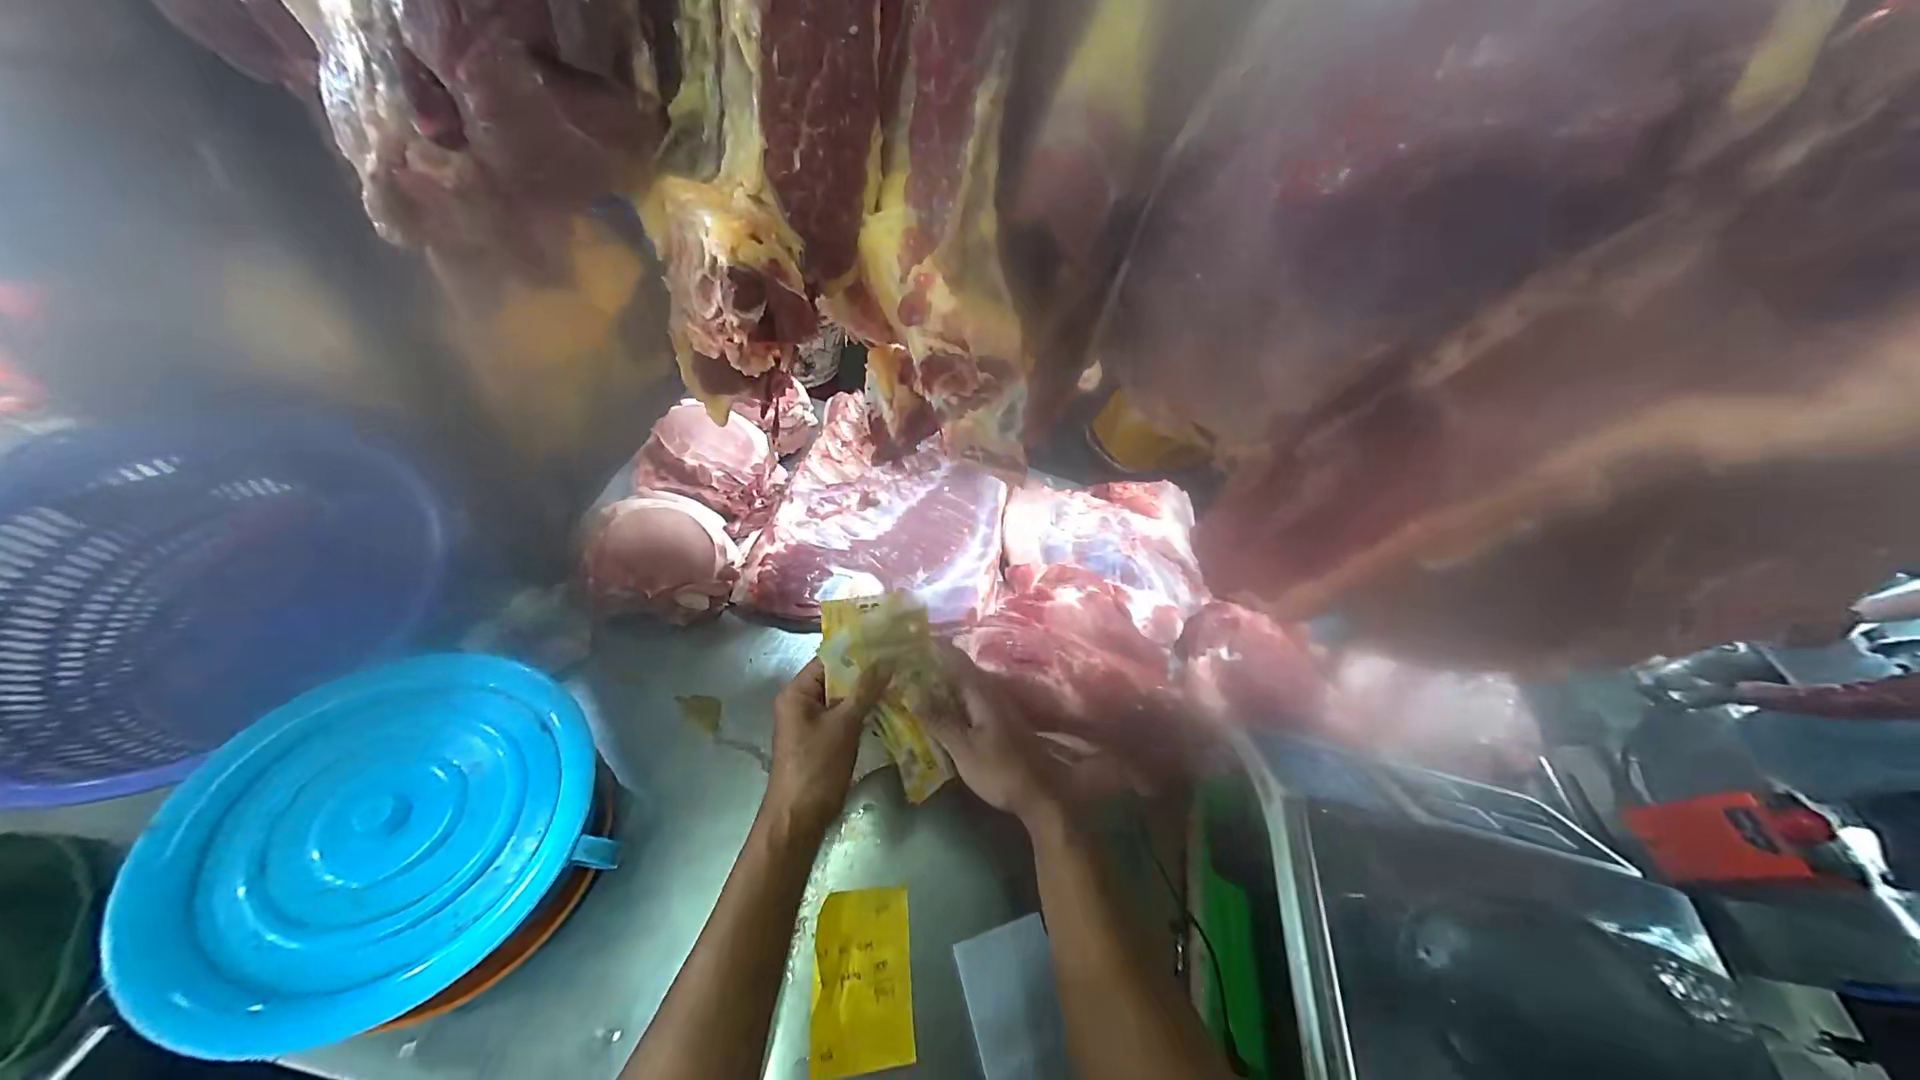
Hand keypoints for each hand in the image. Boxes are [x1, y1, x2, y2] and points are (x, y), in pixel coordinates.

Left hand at [765, 658, 887, 836]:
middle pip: (836, 678)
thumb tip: (886, 660)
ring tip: (899, 680)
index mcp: (796, 692)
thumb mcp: (844, 725)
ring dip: (867, 693)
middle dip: (866, 672)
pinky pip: (843, 716)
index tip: (887, 643)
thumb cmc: (817, 766)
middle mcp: (800, 702)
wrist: (799, 817)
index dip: (856, 651)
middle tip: (899, 661)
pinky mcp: (822, 739)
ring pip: (842, 698)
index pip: (828, 659)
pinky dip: (862, 711)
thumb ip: (865, 690)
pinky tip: (888, 706)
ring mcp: (811, 722)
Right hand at [924, 647, 1064, 827]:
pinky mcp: (1002, 722)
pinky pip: (973, 700)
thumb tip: (912, 694)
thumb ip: (939, 720)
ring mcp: (1000, 707)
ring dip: (944, 684)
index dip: (935, 648)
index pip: (956, 658)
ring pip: (967, 686)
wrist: (1042, 794)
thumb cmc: (1000, 771)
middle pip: (961, 670)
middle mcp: (993, 692)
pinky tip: (942, 710)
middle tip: (906, 666)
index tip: (911, 641)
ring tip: (917, 685)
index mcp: (982, 693)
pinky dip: (955, 700)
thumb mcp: (963, 749)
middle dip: (935, 666)